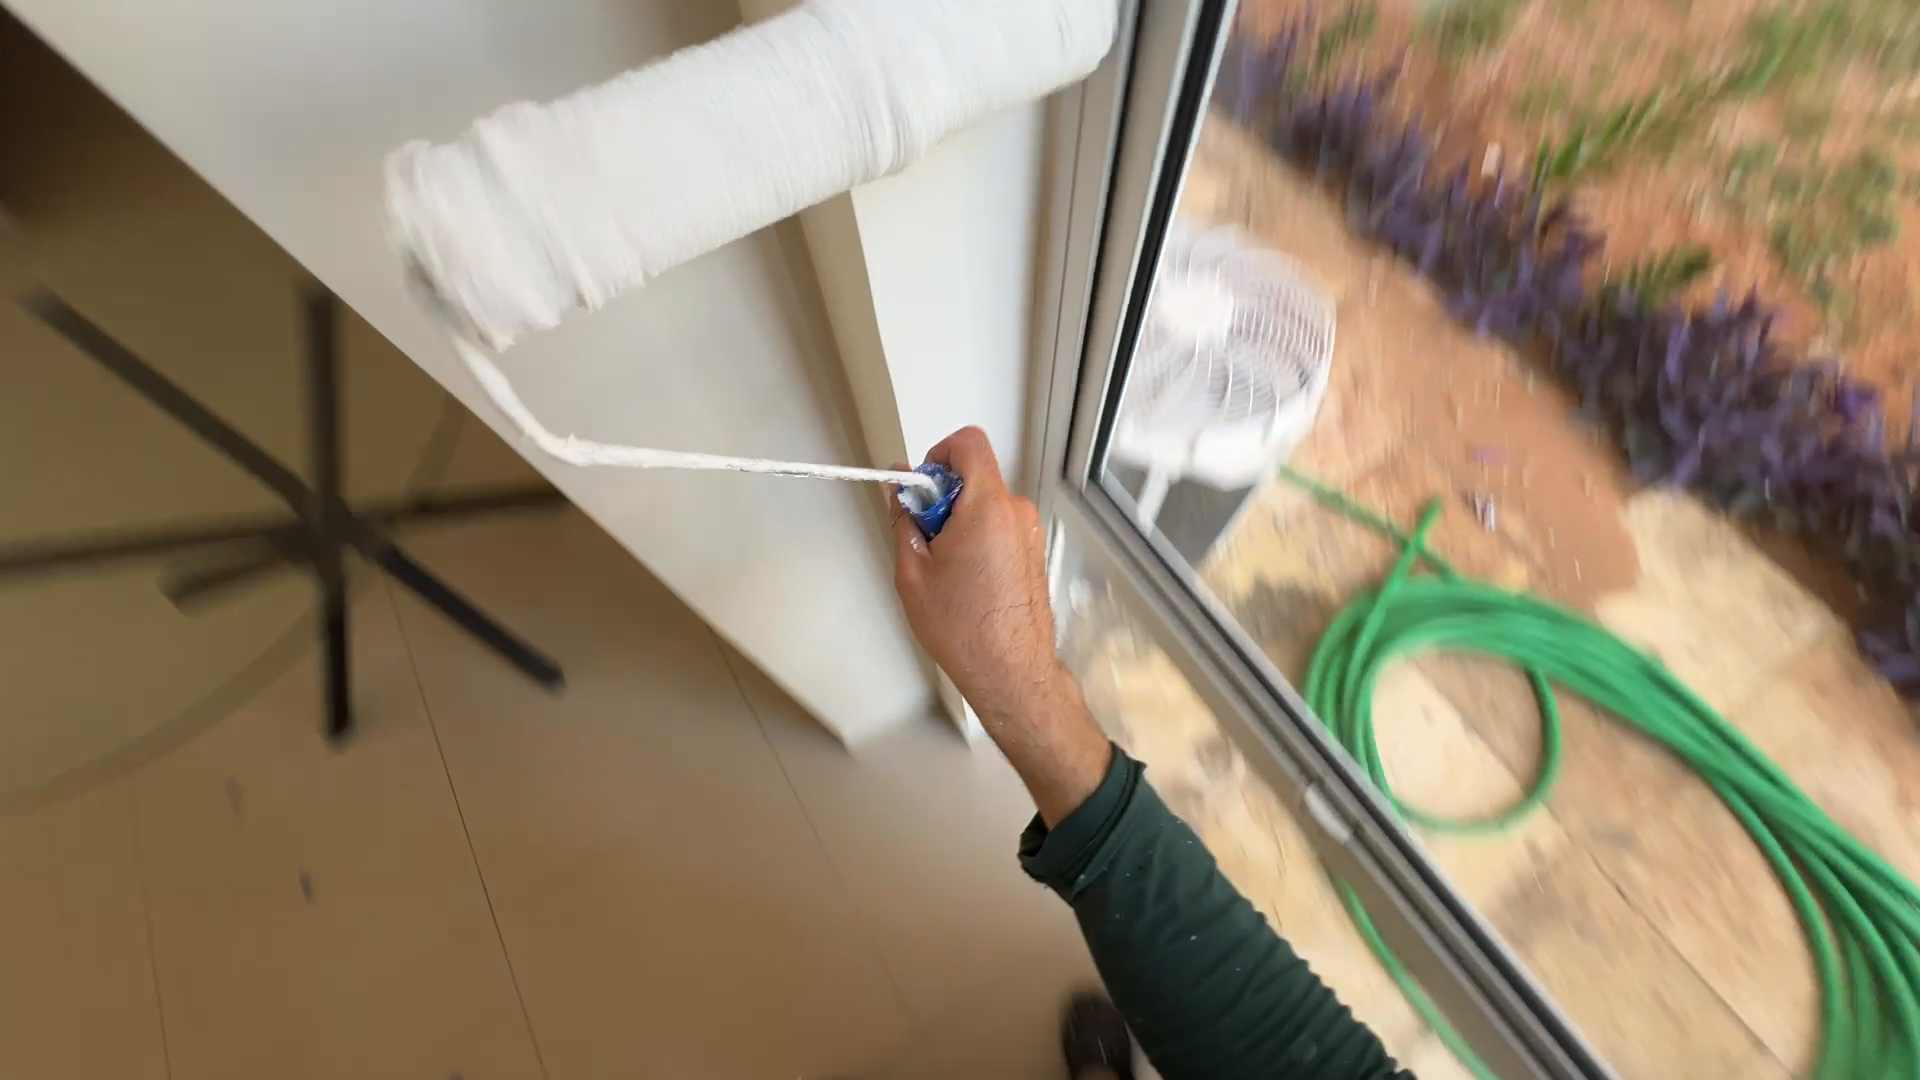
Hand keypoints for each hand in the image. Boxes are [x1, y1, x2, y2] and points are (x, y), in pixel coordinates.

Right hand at [890, 427, 1110, 824]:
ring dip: (960, 521)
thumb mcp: (913, 572)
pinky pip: (999, 524)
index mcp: (987, 508)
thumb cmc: (968, 631)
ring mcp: (1029, 532)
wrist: (1011, 670)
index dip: (938, 454)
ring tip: (946, 567)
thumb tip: (900, 494)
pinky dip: (978, 537)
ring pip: (985, 503)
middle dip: (943, 497)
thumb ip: (904, 520)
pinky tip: (965, 576)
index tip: (921, 485)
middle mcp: (1016, 513)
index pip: (967, 443)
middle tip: (925, 536)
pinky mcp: (1032, 550)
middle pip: (974, 475)